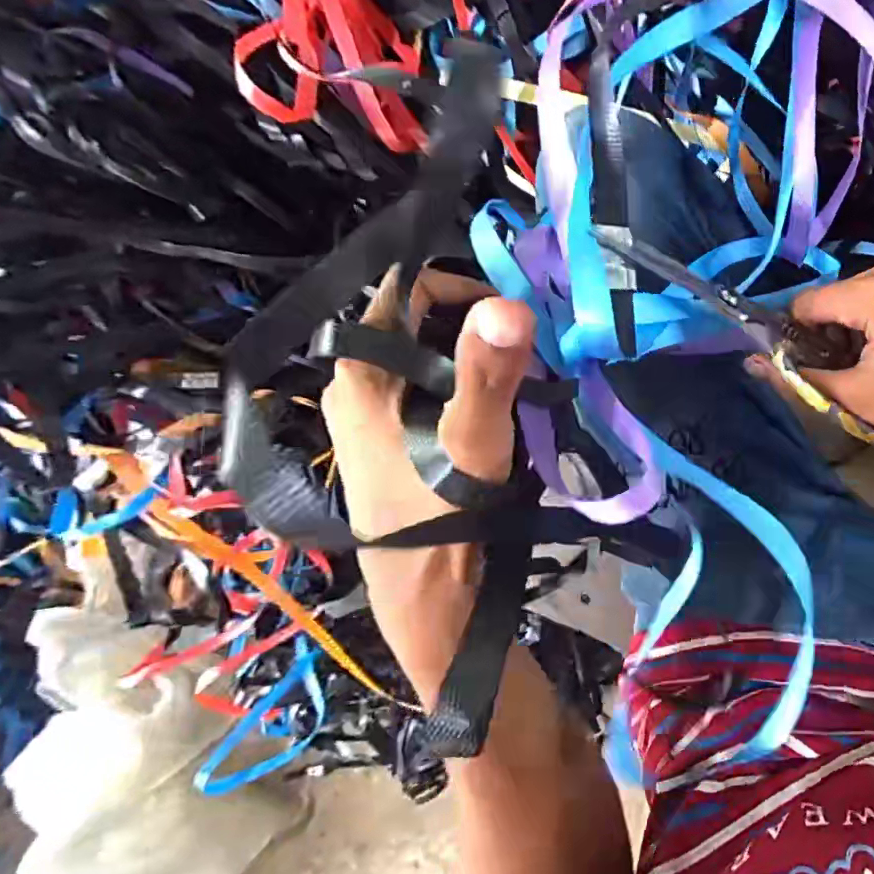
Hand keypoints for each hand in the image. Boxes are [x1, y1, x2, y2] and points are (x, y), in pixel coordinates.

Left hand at [320, 268, 536, 540]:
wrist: (425, 587)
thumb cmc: (443, 508)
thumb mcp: (473, 438)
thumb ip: (490, 371)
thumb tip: (510, 304)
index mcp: (362, 368)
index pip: (408, 287)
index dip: (464, 288)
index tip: (512, 319)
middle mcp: (353, 380)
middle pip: (416, 320)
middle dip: (473, 326)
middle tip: (520, 353)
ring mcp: (365, 409)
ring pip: (421, 353)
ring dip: (469, 356)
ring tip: (513, 380)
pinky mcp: (382, 434)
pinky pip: (421, 385)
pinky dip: (458, 383)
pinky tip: (489, 409)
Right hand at [790, 253, 873, 482]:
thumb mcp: (857, 396)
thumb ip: (800, 376)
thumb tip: (752, 363)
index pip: (809, 302)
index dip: (800, 336)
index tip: (813, 365)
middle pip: (837, 295)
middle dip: (833, 329)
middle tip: (853, 368)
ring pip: (862, 290)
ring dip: (857, 321)